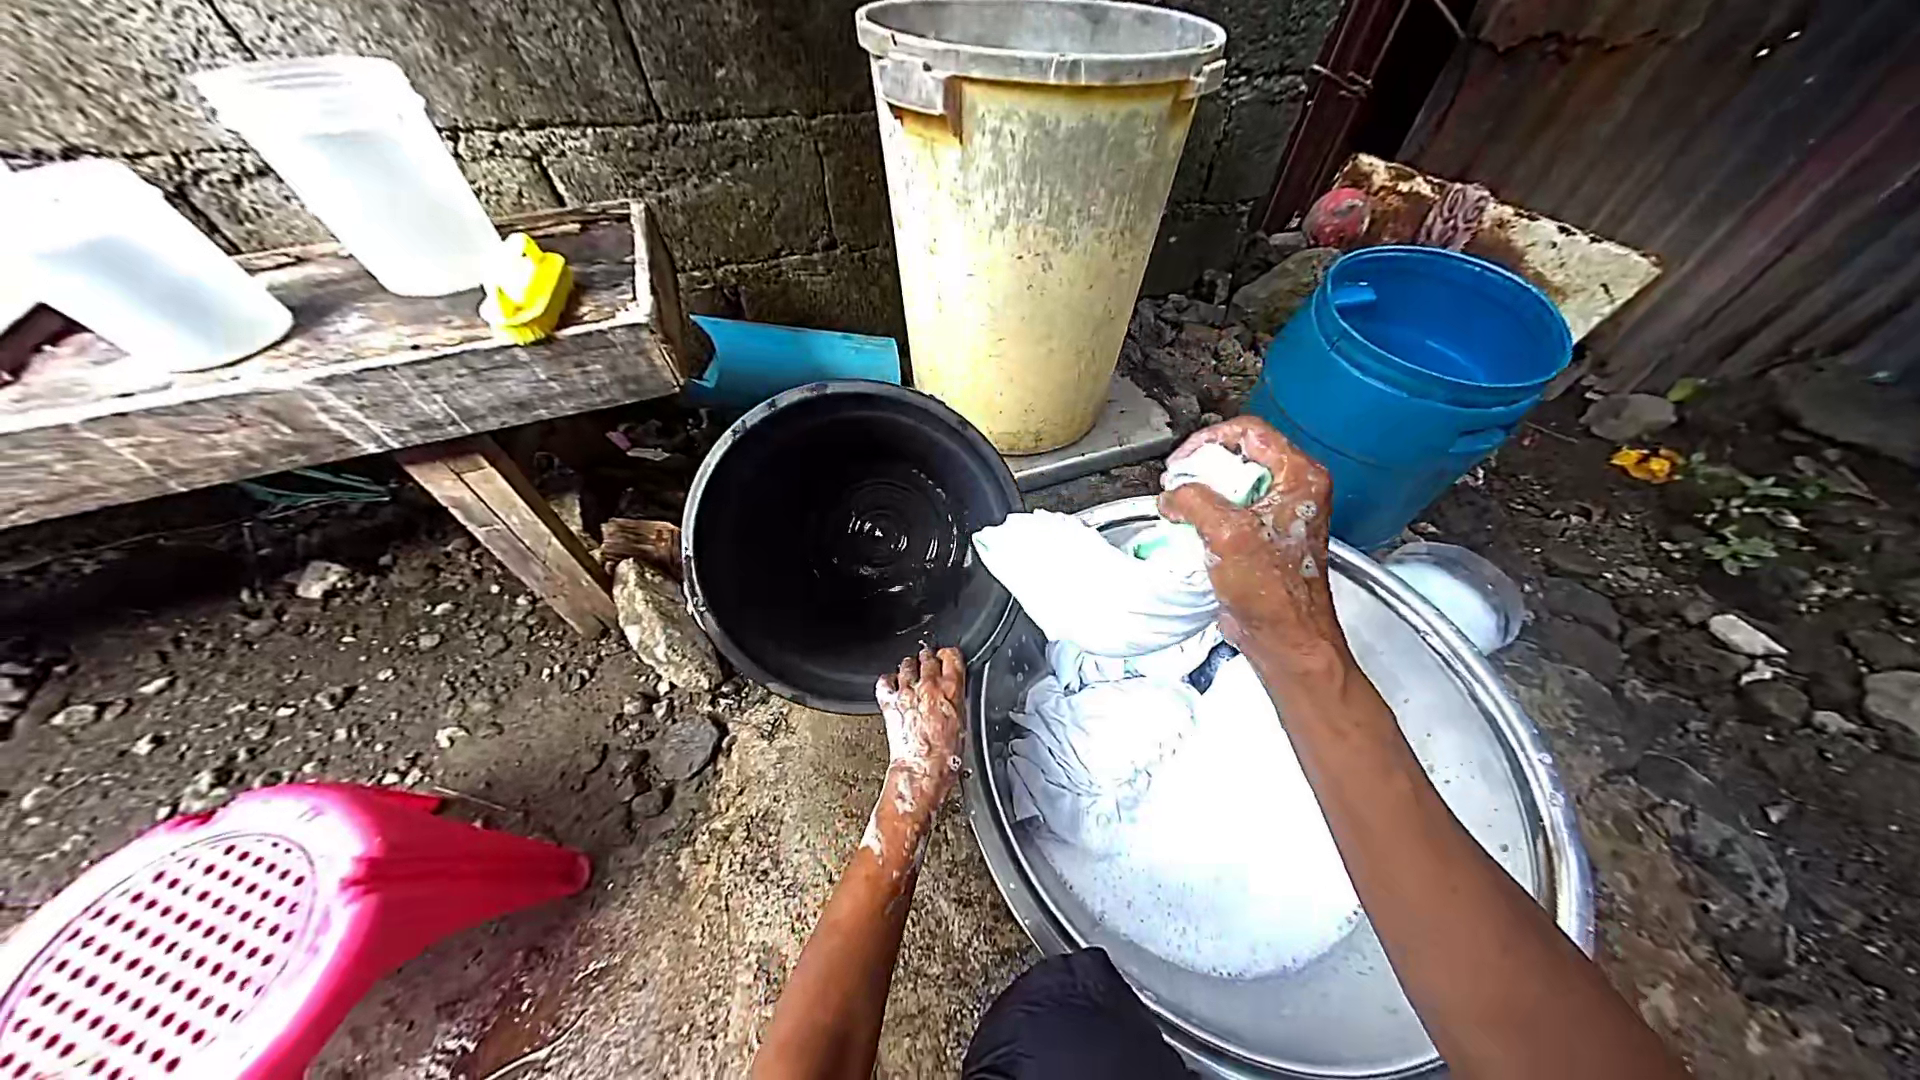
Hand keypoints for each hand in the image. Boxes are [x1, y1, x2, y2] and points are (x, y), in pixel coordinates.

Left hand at [874, 647, 965, 817]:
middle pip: (927, 656)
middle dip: (928, 658)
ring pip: (906, 664)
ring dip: (910, 667)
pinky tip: (893, 684)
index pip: (951, 655)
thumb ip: (955, 698)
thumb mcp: (962, 721)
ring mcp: (907, 692)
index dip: (948, 654)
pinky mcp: (890, 703)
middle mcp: (928, 686)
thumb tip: (952, 690)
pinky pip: (885, 681)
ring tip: (911, 671)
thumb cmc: (945, 756)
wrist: (922, 770)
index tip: (947, 656)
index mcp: (951, 689)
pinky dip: (888, 681)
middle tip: (928, 663)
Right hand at [1158, 417, 1350, 678]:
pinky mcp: (1262, 537)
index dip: (1209, 440)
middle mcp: (1294, 490)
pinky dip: (1205, 516)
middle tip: (1177, 485)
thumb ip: (1195, 501)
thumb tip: (1173, 494)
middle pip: (1238, 456)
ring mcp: (1278, 514)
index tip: (1182, 461)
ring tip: (1180, 510)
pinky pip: (1228, 511)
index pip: (1250, 432)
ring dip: (1200, 494)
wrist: (1284, 637)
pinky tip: (1190, 530)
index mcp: (1299, 477)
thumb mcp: (1227, 533)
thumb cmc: (1273, 592)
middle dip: (1201, 469)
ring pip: (1230, 485)